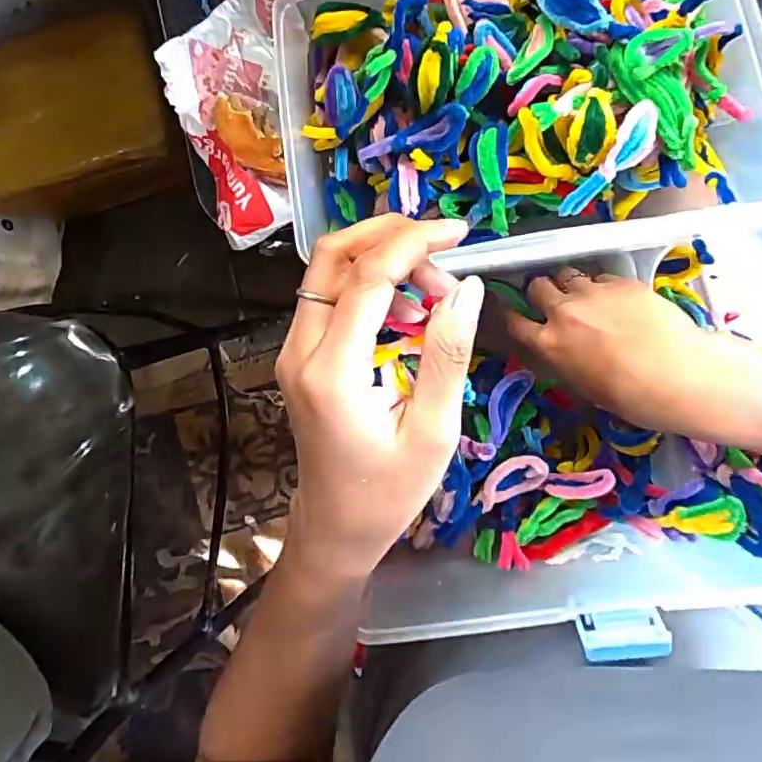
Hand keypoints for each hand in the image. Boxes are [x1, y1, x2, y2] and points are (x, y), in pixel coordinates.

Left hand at [276, 215, 484, 579]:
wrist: (333, 529)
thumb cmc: (387, 493)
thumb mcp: (432, 431)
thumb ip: (448, 355)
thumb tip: (467, 289)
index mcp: (332, 372)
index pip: (368, 277)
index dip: (414, 243)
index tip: (458, 233)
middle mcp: (300, 350)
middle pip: (332, 255)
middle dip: (389, 235)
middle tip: (443, 250)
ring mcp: (293, 350)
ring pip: (327, 270)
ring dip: (381, 258)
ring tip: (433, 289)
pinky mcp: (300, 353)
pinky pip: (330, 296)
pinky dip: (370, 282)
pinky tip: (407, 308)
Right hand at [503, 266, 741, 437]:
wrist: (679, 375)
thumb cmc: (632, 397)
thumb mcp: (584, 387)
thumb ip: (564, 361)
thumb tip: (562, 351)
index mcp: (549, 344)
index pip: (515, 322)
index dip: (513, 316)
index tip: (516, 314)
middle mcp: (564, 312)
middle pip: (537, 286)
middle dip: (543, 293)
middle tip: (557, 303)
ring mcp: (593, 292)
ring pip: (568, 274)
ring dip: (571, 285)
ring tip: (588, 298)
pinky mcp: (621, 282)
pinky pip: (602, 277)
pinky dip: (604, 287)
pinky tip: (621, 302)